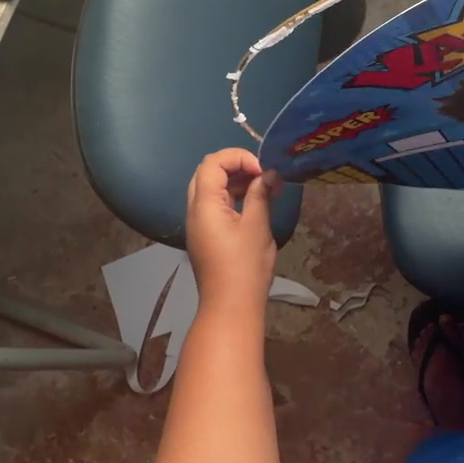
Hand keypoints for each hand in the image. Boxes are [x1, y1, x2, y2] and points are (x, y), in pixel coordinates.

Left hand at [185, 149, 277, 309]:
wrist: (231, 304)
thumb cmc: (245, 265)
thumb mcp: (258, 226)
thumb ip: (260, 194)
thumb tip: (268, 174)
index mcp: (204, 204)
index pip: (213, 163)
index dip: (238, 157)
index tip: (262, 170)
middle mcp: (195, 209)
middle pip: (207, 172)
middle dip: (236, 166)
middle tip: (262, 175)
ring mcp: (198, 223)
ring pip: (211, 188)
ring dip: (236, 181)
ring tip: (265, 188)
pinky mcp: (206, 234)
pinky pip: (215, 205)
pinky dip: (233, 196)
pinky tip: (256, 202)